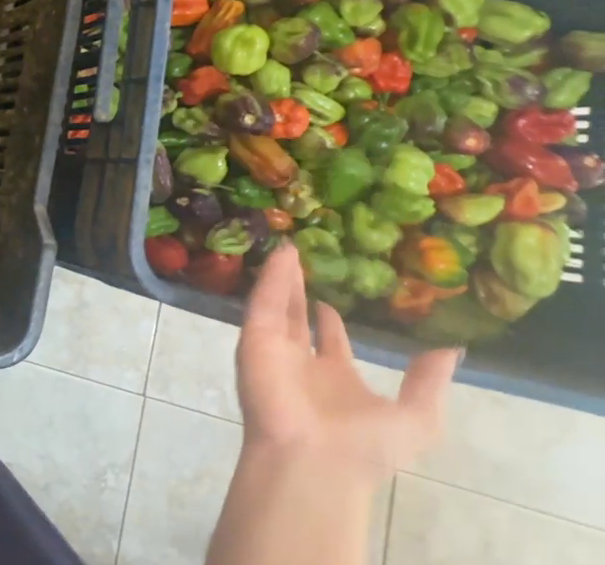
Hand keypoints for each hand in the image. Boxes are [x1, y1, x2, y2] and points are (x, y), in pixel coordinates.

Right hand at [235, 244, 458, 479]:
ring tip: (288, 247)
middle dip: (299, 289)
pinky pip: (263, 303)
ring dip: (282, 276)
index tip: (331, 299)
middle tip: (301, 258)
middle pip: (297, 316)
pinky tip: (281, 256)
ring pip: (278, 303)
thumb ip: (429, 381)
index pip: (328, 340)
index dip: (329, 319)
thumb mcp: (418, 417)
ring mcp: (275, 347)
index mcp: (336, 377)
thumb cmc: (366, 444)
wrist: (316, 458)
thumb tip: (452, 350)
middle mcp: (302, 360)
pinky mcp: (255, 338)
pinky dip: (270, 278)